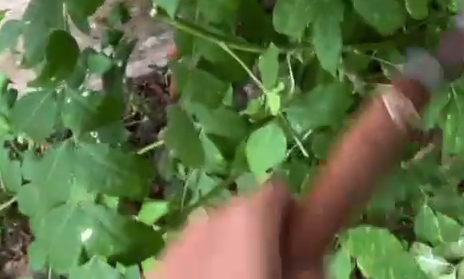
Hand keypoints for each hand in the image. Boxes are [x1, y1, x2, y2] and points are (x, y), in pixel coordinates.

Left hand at [149, 181, 307, 278]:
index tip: (294, 255)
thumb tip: (308, 259)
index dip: (292, 221)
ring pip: (214, 236)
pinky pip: (188, 259)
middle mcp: (211, 216)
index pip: (281, 192)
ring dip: (226, 256)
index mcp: (249, 216)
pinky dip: (199, 273)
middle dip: (258, 240)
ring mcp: (177, 242)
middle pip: (245, 212)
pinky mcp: (155, 268)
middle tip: (267, 277)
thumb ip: (309, 267)